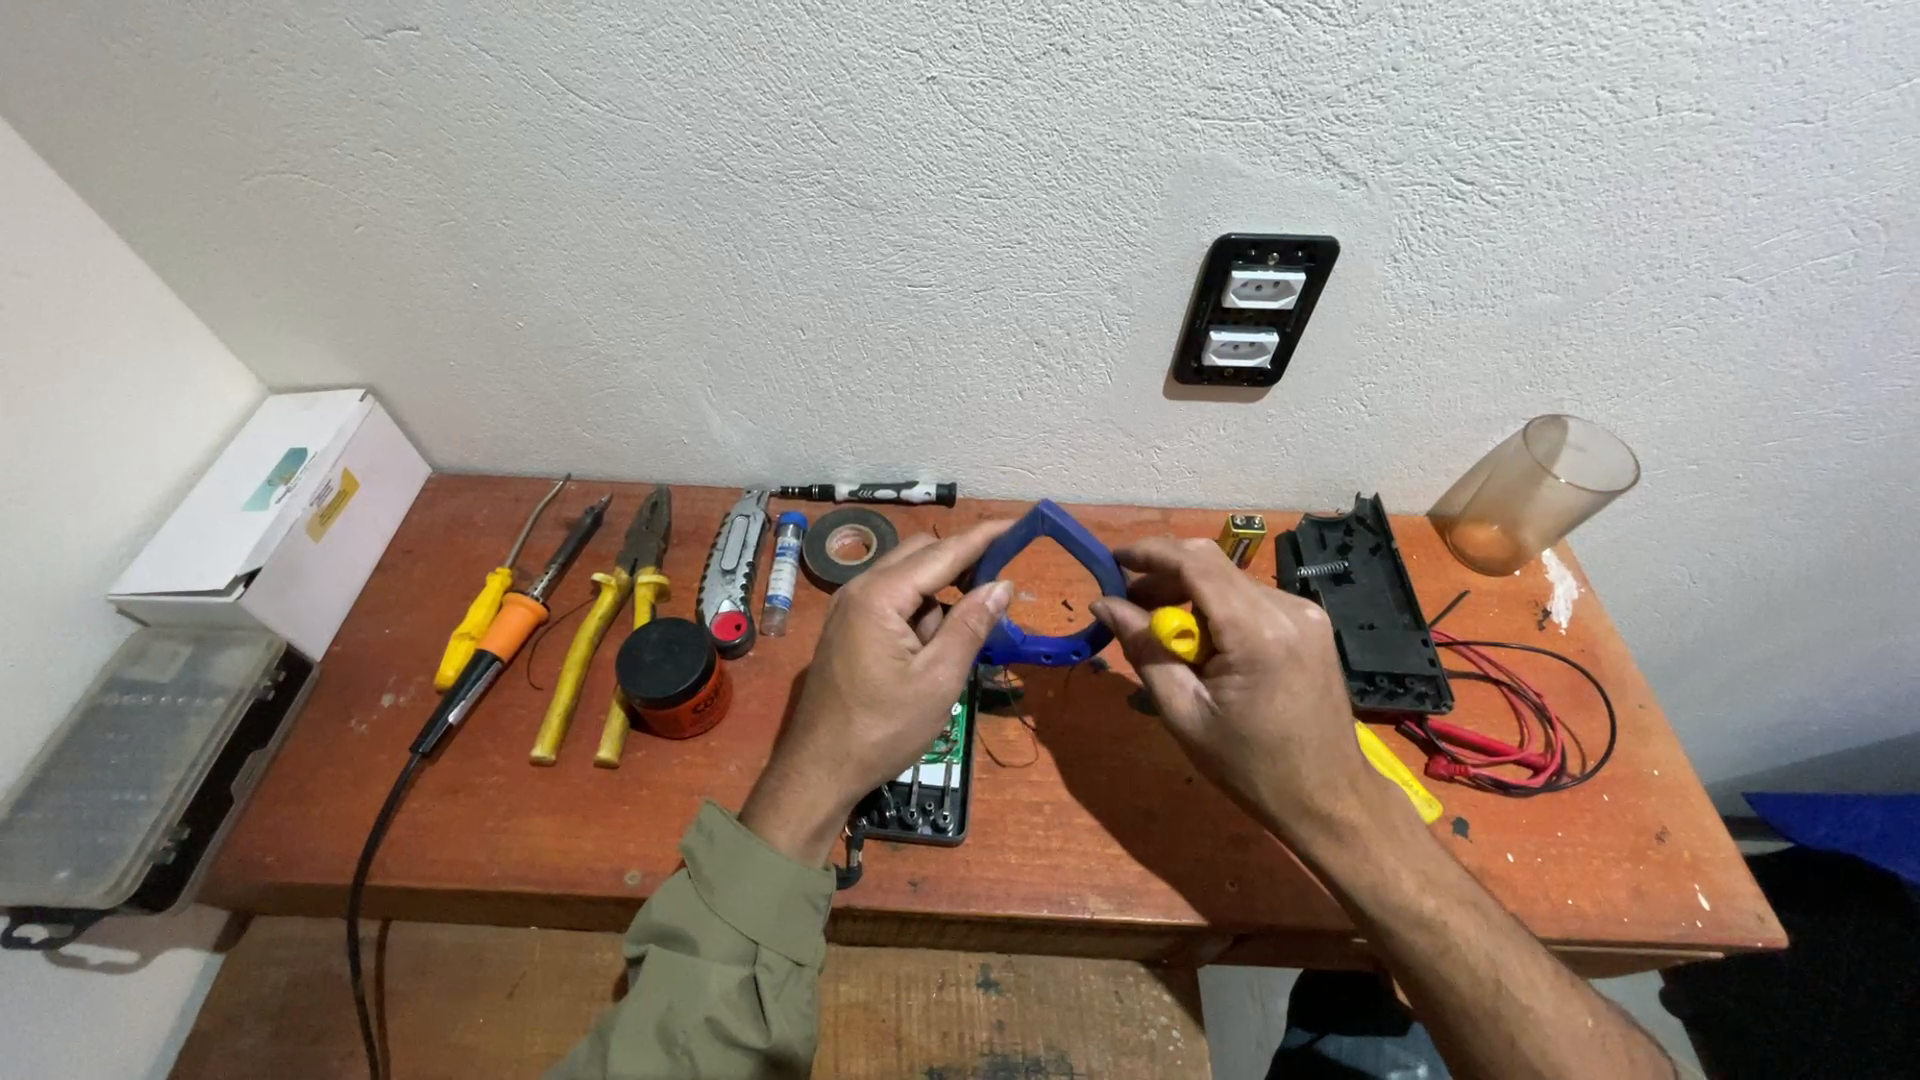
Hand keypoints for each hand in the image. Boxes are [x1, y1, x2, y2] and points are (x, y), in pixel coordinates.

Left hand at [740, 521, 1014, 864]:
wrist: (819, 769)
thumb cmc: (883, 729)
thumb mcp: (939, 680)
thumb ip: (971, 625)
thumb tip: (1002, 585)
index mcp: (880, 596)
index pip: (943, 552)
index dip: (983, 537)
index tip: (1018, 524)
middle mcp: (859, 588)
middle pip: (921, 553)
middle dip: (962, 562)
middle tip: (1001, 583)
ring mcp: (849, 607)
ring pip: (906, 576)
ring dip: (941, 591)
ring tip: (970, 626)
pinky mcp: (848, 627)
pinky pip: (892, 598)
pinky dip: (920, 609)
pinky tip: (936, 642)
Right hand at [1090, 537, 1407, 852]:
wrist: (1329, 797)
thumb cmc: (1250, 767)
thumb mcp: (1183, 714)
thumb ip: (1143, 650)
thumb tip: (1103, 604)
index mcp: (1258, 632)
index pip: (1195, 564)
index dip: (1149, 553)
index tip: (1111, 560)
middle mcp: (1287, 608)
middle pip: (1211, 564)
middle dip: (1162, 575)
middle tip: (1126, 605)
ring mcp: (1305, 613)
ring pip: (1228, 579)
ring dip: (1187, 593)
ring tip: (1160, 632)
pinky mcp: (1309, 623)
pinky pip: (1248, 598)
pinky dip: (1215, 609)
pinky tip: (1202, 644)